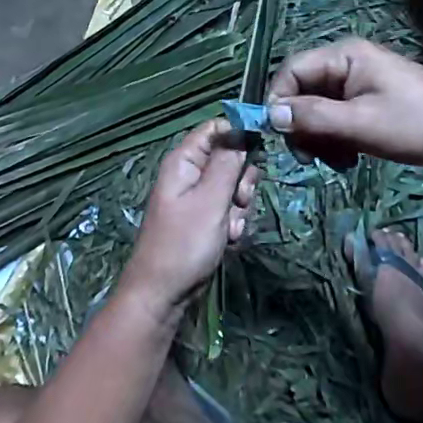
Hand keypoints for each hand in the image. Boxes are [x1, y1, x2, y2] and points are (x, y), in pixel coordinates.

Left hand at [124, 119, 258, 311]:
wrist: (163, 294)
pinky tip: (228, 241)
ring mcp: (197, 198)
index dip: (239, 134)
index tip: (260, 151)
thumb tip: (242, 130)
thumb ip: (228, 163)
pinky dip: (233, 224)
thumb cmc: (184, 244)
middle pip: (230, 158)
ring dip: (240, 208)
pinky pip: (229, 210)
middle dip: (242, 180)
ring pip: (234, 187)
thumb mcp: (211, 200)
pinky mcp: (205, 219)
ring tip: (230, 229)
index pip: (216, 128)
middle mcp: (190, 174)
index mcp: (184, 161)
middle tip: (240, 200)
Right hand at [267, 38, 422, 167]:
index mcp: (344, 56)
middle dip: (302, 125)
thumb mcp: (360, 124)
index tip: (280, 135)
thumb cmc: (415, 123)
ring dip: (319, 137)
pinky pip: (334, 117)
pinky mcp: (366, 100)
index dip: (279, 100)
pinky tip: (349, 158)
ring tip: (338, 161)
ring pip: (316, 108)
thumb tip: (271, 115)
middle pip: (302, 91)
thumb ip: (314, 117)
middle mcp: (346, 63)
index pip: (292, 70)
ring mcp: (357, 82)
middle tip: (311, 157)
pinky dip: (335, 138)